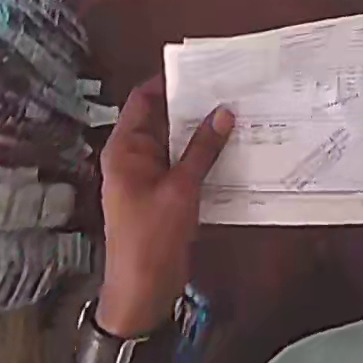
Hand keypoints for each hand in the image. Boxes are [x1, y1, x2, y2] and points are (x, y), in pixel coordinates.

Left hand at [95, 76, 233, 336]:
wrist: (143, 292)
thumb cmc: (152, 237)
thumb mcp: (181, 189)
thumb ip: (203, 149)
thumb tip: (224, 111)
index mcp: (125, 149)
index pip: (143, 100)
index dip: (168, 81)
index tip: (201, 69)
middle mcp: (135, 156)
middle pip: (164, 118)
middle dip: (194, 105)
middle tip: (229, 87)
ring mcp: (150, 174)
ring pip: (177, 141)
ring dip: (203, 130)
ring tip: (237, 111)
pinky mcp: (166, 191)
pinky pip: (185, 162)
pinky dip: (205, 153)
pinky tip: (233, 146)